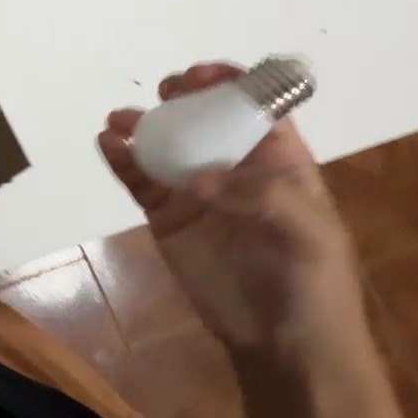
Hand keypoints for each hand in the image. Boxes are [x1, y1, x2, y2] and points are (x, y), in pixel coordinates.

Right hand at [97, 62, 366, 358]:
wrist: (281, 342)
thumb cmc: (311, 284)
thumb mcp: (311, 235)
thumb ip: (264, 197)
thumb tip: (197, 180)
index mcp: (278, 162)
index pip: (255, 108)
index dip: (232, 83)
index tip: (202, 76)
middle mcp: (233, 167)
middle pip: (203, 117)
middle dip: (183, 97)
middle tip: (166, 93)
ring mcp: (194, 190)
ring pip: (163, 143)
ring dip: (140, 124)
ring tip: (118, 120)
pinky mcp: (165, 214)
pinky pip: (137, 177)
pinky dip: (120, 158)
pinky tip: (107, 145)